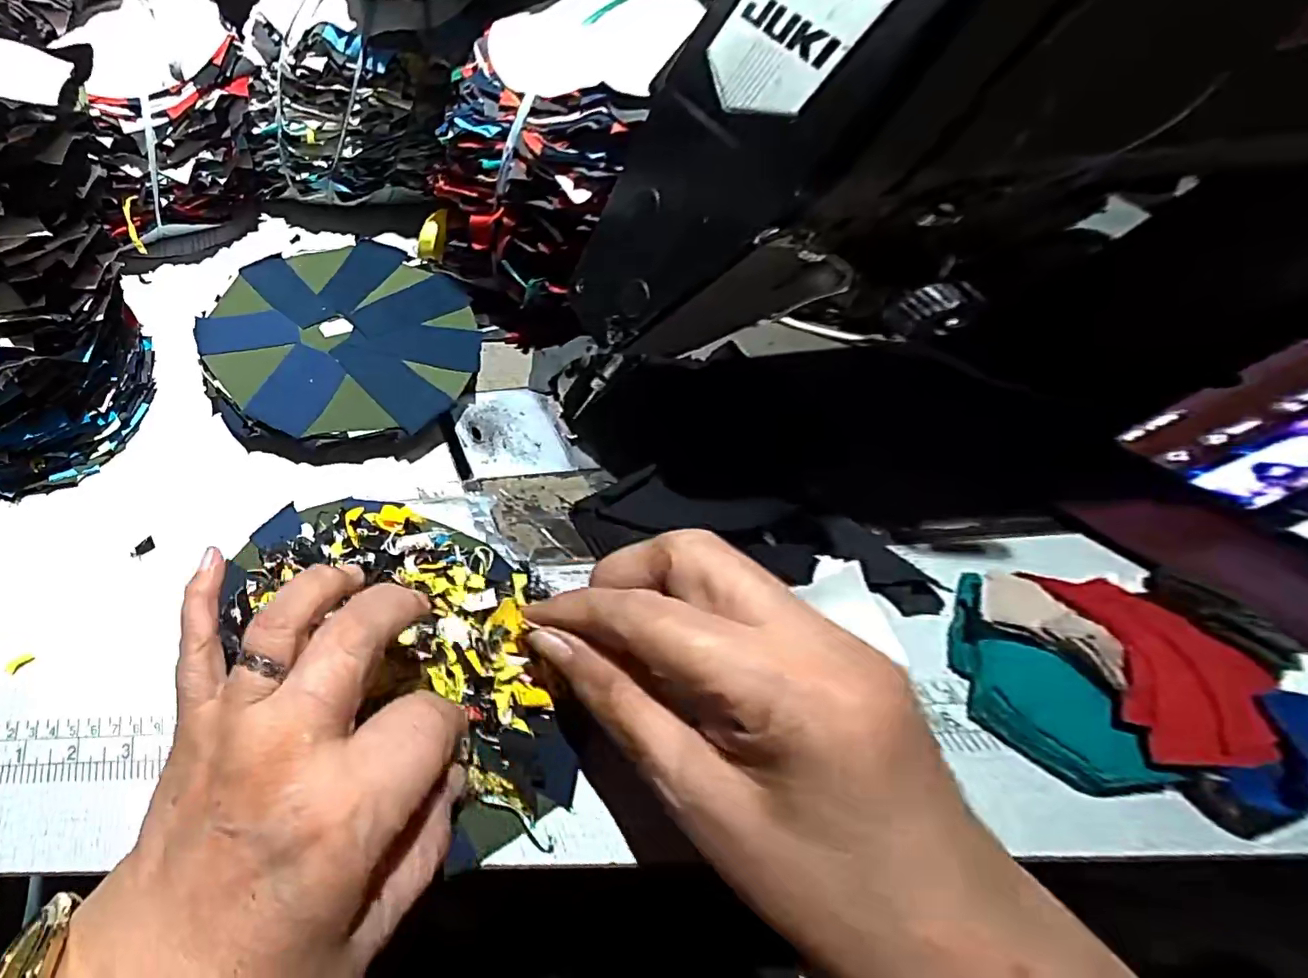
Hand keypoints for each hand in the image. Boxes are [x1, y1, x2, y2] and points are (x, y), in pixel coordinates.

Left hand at [62, 548, 466, 977]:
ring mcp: (232, 720)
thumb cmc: (271, 965)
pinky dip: (199, 596)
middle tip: (415, 610)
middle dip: (398, 610)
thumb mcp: (372, 927)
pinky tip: (212, 558)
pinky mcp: (191, 719)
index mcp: (344, 806)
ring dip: (321, 584)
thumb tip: (451, 769)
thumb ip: (425, 841)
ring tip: (350, 576)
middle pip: (355, 637)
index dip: (447, 719)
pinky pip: (194, 644)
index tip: (444, 729)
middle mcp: (287, 743)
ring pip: (280, 620)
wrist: (160, 972)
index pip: (425, 721)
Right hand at [527, 530, 1131, 977]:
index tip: (528, 619)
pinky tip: (674, 662)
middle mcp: (819, 636)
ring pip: (719, 566)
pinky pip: (745, 601)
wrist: (963, 944)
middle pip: (692, 552)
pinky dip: (691, 612)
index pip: (652, 611)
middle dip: (620, 577)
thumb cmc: (818, 890)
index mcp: (785, 684)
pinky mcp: (843, 650)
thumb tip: (550, 643)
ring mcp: (839, 637)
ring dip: (654, 589)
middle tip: (583, 629)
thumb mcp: (698, 802)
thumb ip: (618, 706)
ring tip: (619, 642)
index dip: (578, 609)